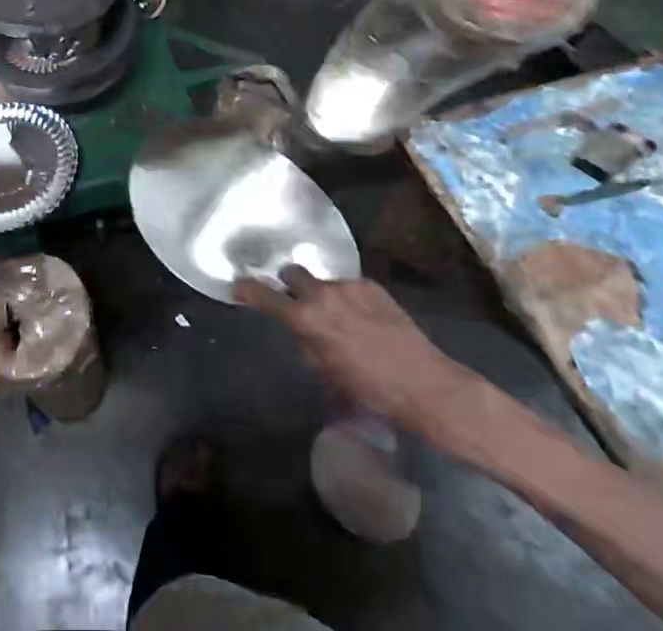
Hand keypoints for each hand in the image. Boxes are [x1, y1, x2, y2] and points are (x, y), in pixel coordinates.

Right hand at [235, 268, 491, 425]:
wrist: (424, 383)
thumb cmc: (370, 389)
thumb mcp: (327, 372)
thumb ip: (307, 343)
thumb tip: (301, 330)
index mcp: (307, 318)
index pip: (265, 295)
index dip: (248, 290)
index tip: (238, 287)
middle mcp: (324, 294)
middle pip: (293, 274)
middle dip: (289, 286)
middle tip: (297, 304)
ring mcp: (350, 286)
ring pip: (324, 282)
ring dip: (323, 296)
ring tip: (340, 321)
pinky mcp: (373, 286)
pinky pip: (348, 287)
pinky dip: (347, 299)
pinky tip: (363, 321)